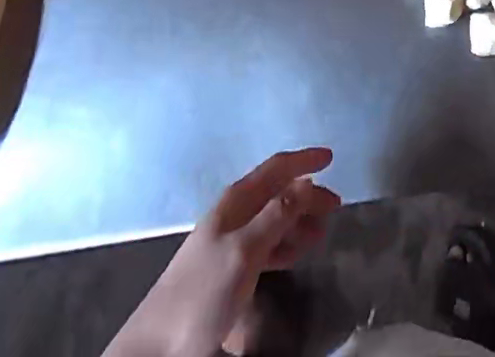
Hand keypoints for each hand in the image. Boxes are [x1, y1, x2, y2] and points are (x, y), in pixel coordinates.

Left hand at [107, 147, 339, 356]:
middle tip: (336, 206)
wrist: (158, 345)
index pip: (276, 168)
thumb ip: (277, 214)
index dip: (304, 160)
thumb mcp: (245, 250)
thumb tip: (307, 181)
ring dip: (299, 221)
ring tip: (321, 233)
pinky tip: (296, 255)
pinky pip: (266, 246)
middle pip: (278, 193)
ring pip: (274, 220)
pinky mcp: (229, 270)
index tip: (331, 157)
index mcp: (236, 202)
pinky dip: (285, 245)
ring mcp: (230, 242)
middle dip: (308, 195)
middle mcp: (234, 214)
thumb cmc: (203, 291)